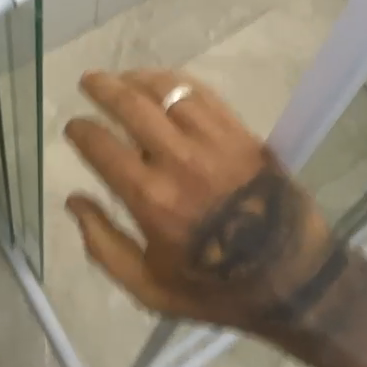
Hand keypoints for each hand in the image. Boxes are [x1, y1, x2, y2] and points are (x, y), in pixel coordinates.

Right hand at [63, 70, 348, 335]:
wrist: (292, 277)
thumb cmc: (215, 288)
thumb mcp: (149, 288)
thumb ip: (103, 245)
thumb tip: (73, 201)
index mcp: (152, 198)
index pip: (102, 146)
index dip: (81, 130)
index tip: (73, 126)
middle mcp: (179, 159)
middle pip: (131, 104)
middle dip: (102, 87)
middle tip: (88, 81)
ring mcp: (214, 139)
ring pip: (168, 89)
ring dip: (138, 78)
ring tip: (123, 78)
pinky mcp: (240, 131)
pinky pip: (202, 92)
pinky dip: (176, 81)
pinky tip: (163, 84)